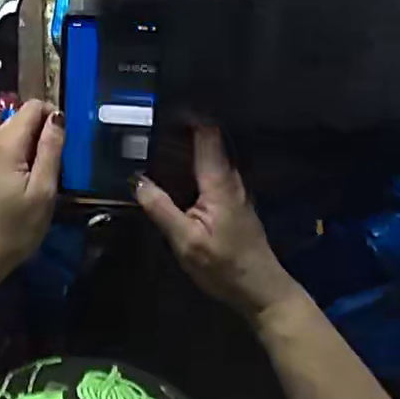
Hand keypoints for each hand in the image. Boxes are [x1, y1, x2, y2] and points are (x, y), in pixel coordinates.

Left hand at [0, 100, 62, 279]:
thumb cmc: (14, 228)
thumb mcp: (42, 191)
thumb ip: (51, 149)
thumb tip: (58, 116)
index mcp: (5, 142)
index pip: (33, 106)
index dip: (54, 116)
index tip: (67, 143)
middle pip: (24, 117)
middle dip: (45, 133)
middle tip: (59, 165)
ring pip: (17, 132)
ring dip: (35, 146)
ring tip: (46, 176)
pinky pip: (8, 146)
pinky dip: (23, 155)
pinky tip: (29, 181)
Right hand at [135, 120, 300, 316]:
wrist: (262, 293)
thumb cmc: (226, 267)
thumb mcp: (186, 241)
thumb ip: (161, 208)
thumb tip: (136, 180)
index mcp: (219, 182)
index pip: (207, 135)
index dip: (188, 115)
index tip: (164, 105)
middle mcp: (229, 179)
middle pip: (207, 141)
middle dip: (181, 128)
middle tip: (149, 121)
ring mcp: (233, 190)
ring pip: (207, 156)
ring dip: (185, 146)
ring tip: (154, 139)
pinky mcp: (231, 202)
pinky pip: (208, 171)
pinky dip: (190, 163)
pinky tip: (171, 169)